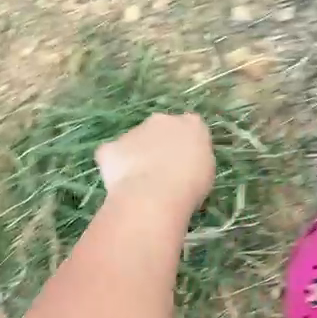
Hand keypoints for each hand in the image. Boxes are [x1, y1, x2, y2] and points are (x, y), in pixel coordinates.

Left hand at [95, 113, 215, 210]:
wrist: (154, 196)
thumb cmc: (189, 186)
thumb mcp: (206, 171)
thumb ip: (194, 158)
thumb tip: (183, 161)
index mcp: (191, 125)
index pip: (190, 126)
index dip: (186, 144)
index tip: (186, 161)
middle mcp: (161, 121)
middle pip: (160, 129)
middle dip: (159, 145)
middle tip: (163, 171)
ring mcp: (133, 132)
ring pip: (135, 142)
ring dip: (138, 156)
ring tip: (142, 184)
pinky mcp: (110, 147)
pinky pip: (114, 156)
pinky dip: (116, 167)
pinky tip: (123, 185)